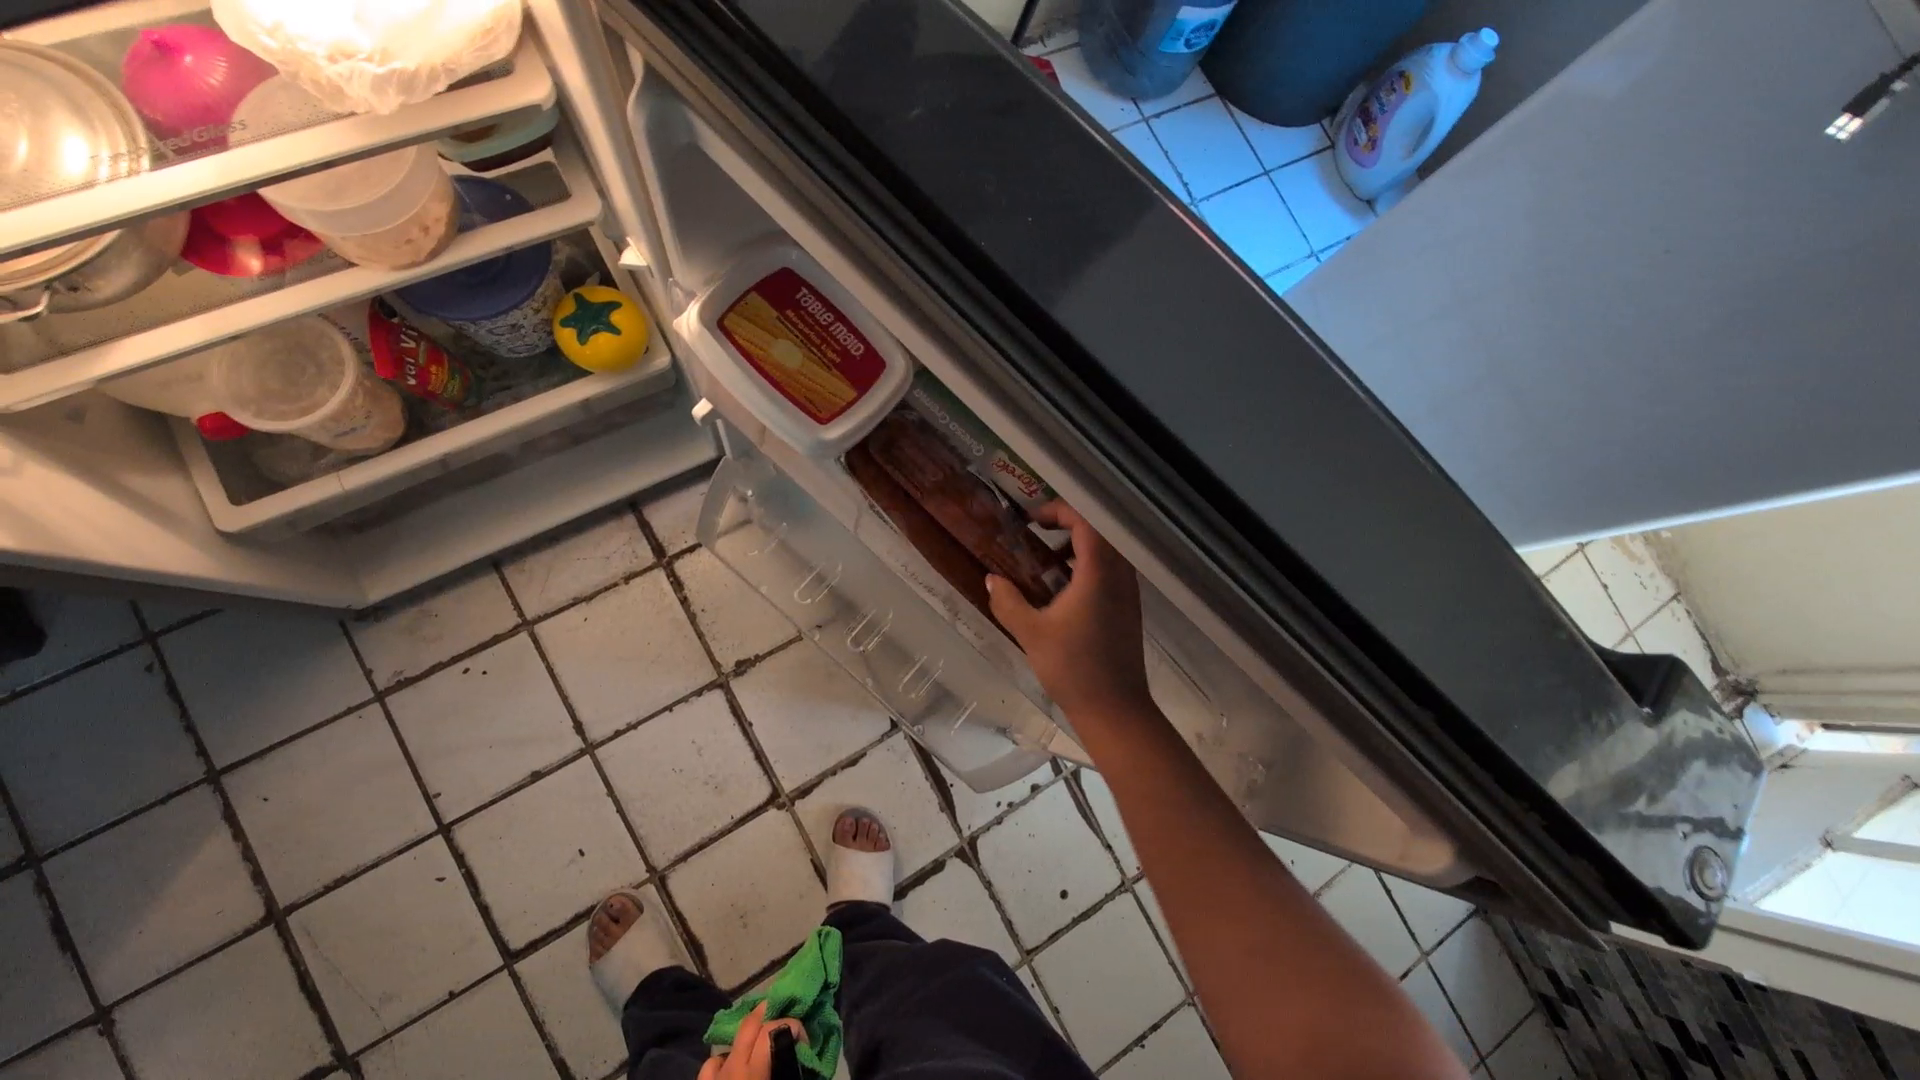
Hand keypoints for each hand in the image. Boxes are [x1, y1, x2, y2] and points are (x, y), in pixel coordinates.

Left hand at [698, 1003, 804, 1079]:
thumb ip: (791, 1067)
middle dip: (770, 1012)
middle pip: (750, 1023)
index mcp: (754, 1071)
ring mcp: (715, 1074)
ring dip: (749, 1035)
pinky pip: (711, 1063)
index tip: (805, 1038)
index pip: (774, 1029)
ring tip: (764, 1040)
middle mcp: (732, 1066)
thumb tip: (803, 1054)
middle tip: (789, 1019)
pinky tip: (733, 1063)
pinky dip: (725, 1058)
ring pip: (731, 1039)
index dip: (793, 1025)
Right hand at [987, 501, 1152, 720]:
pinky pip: (1111, 573)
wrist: (1115, 708)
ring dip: (1077, 549)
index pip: (1086, 521)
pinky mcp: (1129, 610)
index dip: (1059, 511)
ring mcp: (1129, 593)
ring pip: (1107, 553)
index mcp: (1099, 572)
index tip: (1032, 520)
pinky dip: (1087, 569)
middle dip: (1067, 527)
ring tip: (1045, 565)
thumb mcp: (1030, 633)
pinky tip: (1062, 594)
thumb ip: (1008, 601)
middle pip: (1099, 532)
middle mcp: (1120, 575)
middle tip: (1036, 535)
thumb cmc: (1073, 667)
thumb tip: (992, 579)